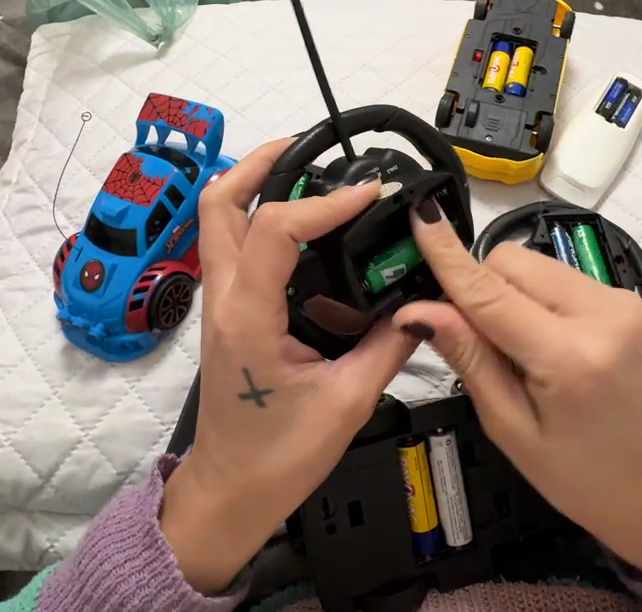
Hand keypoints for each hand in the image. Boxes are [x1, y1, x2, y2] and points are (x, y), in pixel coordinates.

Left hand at [160, 140, 422, 593]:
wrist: (229, 493)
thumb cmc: (279, 457)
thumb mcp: (348, 402)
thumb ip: (388, 343)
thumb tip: (423, 301)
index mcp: (248, 316)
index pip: (276, 227)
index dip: (326, 201)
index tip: (370, 193)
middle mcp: (224, 297)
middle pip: (220, 203)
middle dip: (259, 163)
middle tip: (307, 148)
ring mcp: (219, 301)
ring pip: (218, 219)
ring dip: (253, 183)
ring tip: (306, 172)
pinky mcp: (227, 309)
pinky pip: (233, 244)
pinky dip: (259, 217)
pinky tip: (304, 230)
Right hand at [394, 200, 641, 582]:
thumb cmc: (571, 472)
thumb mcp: (507, 425)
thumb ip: (467, 357)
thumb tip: (416, 309)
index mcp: (570, 357)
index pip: (492, 294)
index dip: (449, 256)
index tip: (420, 214)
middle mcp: (600, 313)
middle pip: (509, 263)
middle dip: (479, 288)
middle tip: (475, 338)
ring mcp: (616, 298)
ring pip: (529, 262)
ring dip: (504, 290)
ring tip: (513, 344)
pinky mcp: (621, 294)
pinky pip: (551, 272)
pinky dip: (530, 294)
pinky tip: (537, 335)